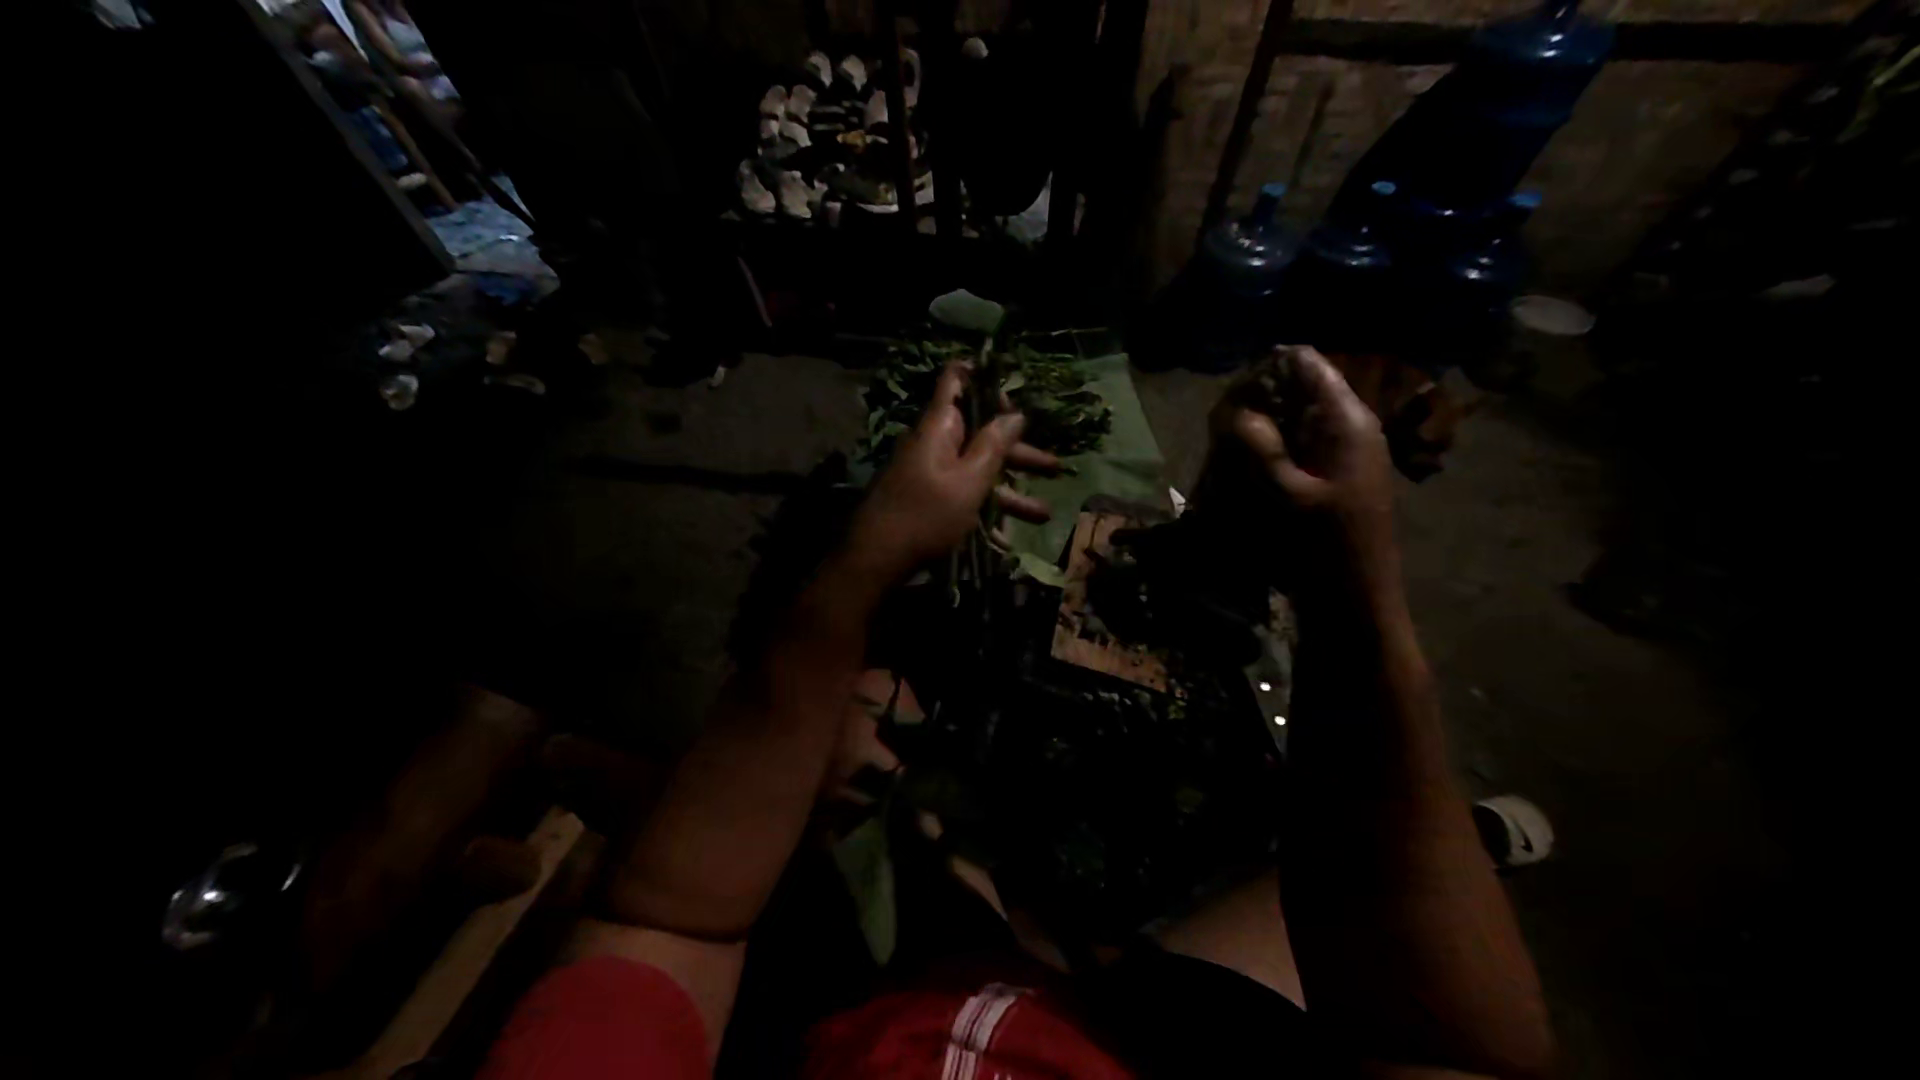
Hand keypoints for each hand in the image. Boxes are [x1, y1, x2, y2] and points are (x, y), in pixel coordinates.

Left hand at [848, 362, 1057, 578]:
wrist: (876, 560)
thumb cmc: (925, 516)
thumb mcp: (968, 481)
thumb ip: (993, 446)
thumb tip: (1014, 414)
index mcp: (940, 427)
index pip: (956, 381)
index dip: (984, 377)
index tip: (1016, 389)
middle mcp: (934, 444)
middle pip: (981, 435)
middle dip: (1019, 452)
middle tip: (1056, 467)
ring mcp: (930, 473)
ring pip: (977, 471)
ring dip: (1010, 492)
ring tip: (1044, 515)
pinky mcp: (928, 499)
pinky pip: (963, 495)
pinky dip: (985, 512)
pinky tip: (1007, 541)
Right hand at [1219, 346, 1397, 575]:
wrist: (1355, 599)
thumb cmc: (1326, 547)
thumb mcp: (1286, 494)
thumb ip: (1258, 445)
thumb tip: (1230, 410)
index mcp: (1344, 420)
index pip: (1301, 362)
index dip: (1261, 373)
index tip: (1228, 405)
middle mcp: (1347, 424)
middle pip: (1294, 387)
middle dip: (1254, 404)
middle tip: (1221, 436)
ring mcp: (1342, 449)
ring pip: (1291, 416)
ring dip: (1258, 430)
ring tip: (1228, 455)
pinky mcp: (1334, 472)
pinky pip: (1296, 443)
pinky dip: (1269, 450)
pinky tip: (1247, 473)